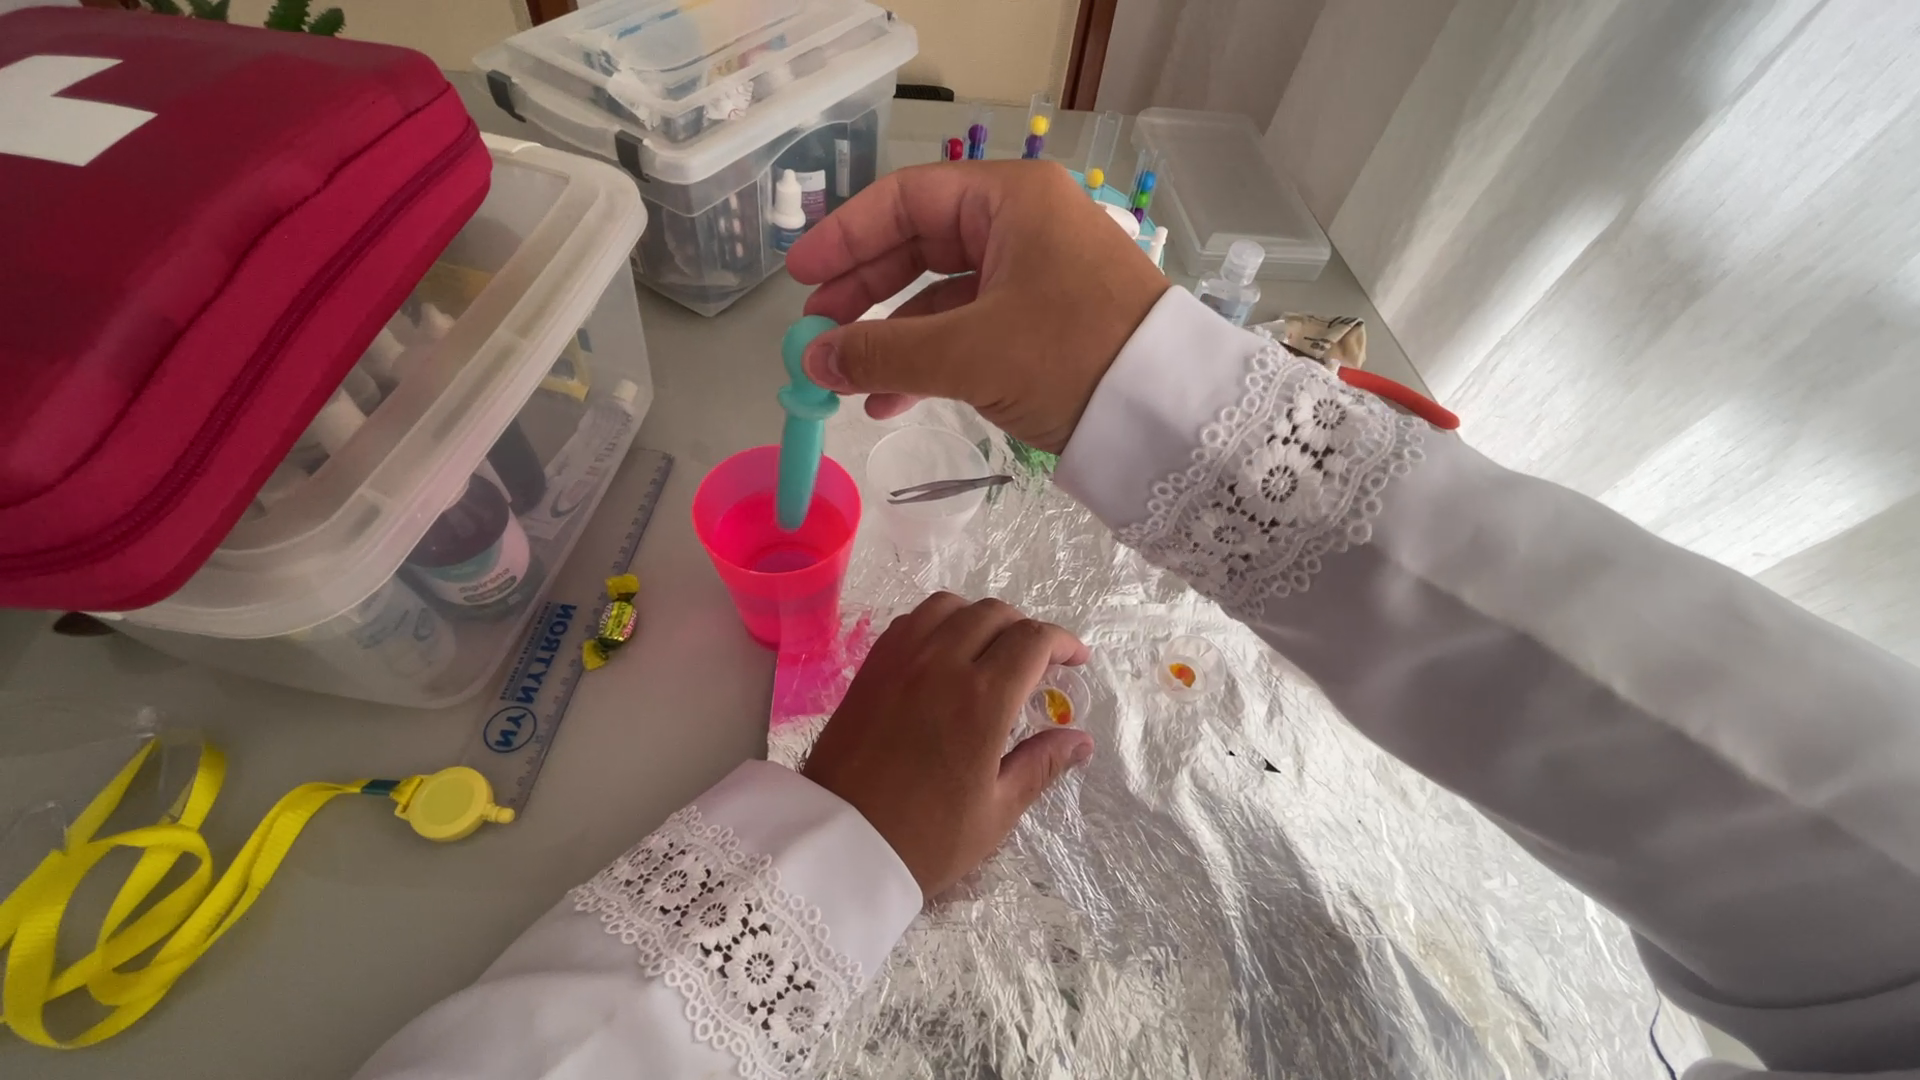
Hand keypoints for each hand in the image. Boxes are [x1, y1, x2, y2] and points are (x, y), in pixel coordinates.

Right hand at [785, 161, 1169, 453]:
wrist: (1165, 418)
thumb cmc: (1070, 357)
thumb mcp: (970, 353)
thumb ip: (882, 353)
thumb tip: (810, 360)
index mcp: (1010, 202)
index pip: (906, 201)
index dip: (845, 236)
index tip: (799, 276)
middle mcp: (1021, 229)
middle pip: (919, 247)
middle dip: (862, 292)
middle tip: (815, 329)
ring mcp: (1032, 279)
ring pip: (939, 299)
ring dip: (890, 340)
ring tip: (843, 378)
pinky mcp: (1039, 327)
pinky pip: (967, 334)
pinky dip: (927, 364)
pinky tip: (888, 402)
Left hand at [802, 593, 1093, 896]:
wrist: (839, 843)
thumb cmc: (925, 838)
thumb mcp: (996, 812)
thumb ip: (1041, 765)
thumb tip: (1081, 739)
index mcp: (983, 699)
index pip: (1033, 640)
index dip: (1063, 642)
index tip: (1075, 660)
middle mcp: (943, 663)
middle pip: (995, 613)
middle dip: (1027, 629)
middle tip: (1037, 662)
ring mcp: (902, 659)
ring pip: (951, 605)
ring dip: (981, 616)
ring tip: (991, 648)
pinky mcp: (872, 665)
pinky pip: (913, 619)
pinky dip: (940, 621)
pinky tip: (945, 651)